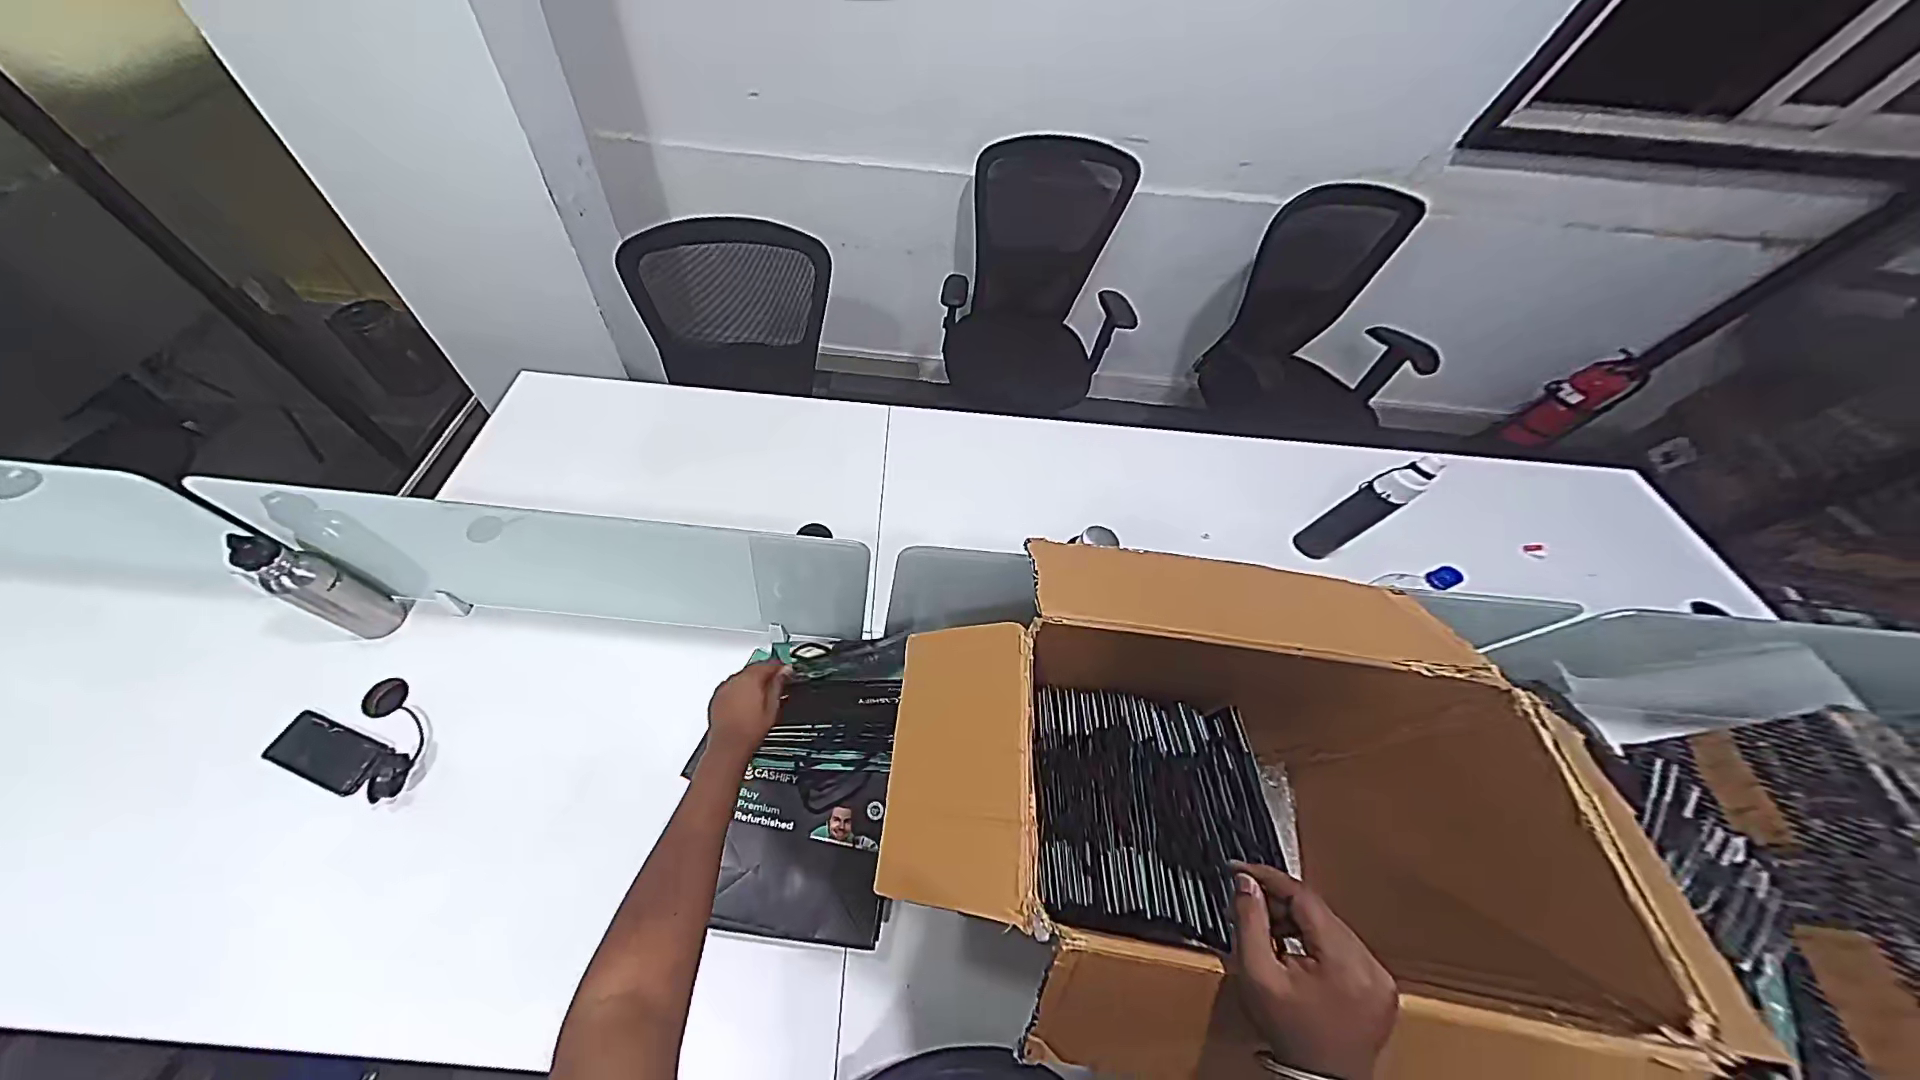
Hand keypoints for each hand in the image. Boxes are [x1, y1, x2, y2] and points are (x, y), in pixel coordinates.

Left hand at [705, 659, 788, 762]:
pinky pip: (732, 687)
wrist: (729, 747)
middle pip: (753, 669)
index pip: (768, 664)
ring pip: (742, 678)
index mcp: (750, 679)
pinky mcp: (717, 698)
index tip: (786, 671)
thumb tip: (783, 673)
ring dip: (753, 681)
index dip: (780, 667)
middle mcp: (734, 680)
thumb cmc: (749, 731)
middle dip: (766, 673)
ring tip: (763, 694)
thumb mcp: (772, 707)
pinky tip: (748, 702)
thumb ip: (777, 685)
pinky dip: (741, 690)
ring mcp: (724, 689)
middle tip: (777, 681)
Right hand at [1228, 863, 1397, 1079]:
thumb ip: (1249, 920)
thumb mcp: (1257, 973)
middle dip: (1279, 902)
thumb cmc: (1287, 1032)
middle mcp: (1370, 966)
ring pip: (1328, 924)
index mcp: (1344, 962)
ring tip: (1267, 930)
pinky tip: (1291, 947)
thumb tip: (1246, 882)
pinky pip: (1341, 943)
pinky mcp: (1380, 985)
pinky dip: (1314, 938)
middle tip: (1248, 902)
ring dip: (1295, 919)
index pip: (1304, 897)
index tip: (1240, 869)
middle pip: (1317, 910)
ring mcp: (1380, 977)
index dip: (1268, 878)